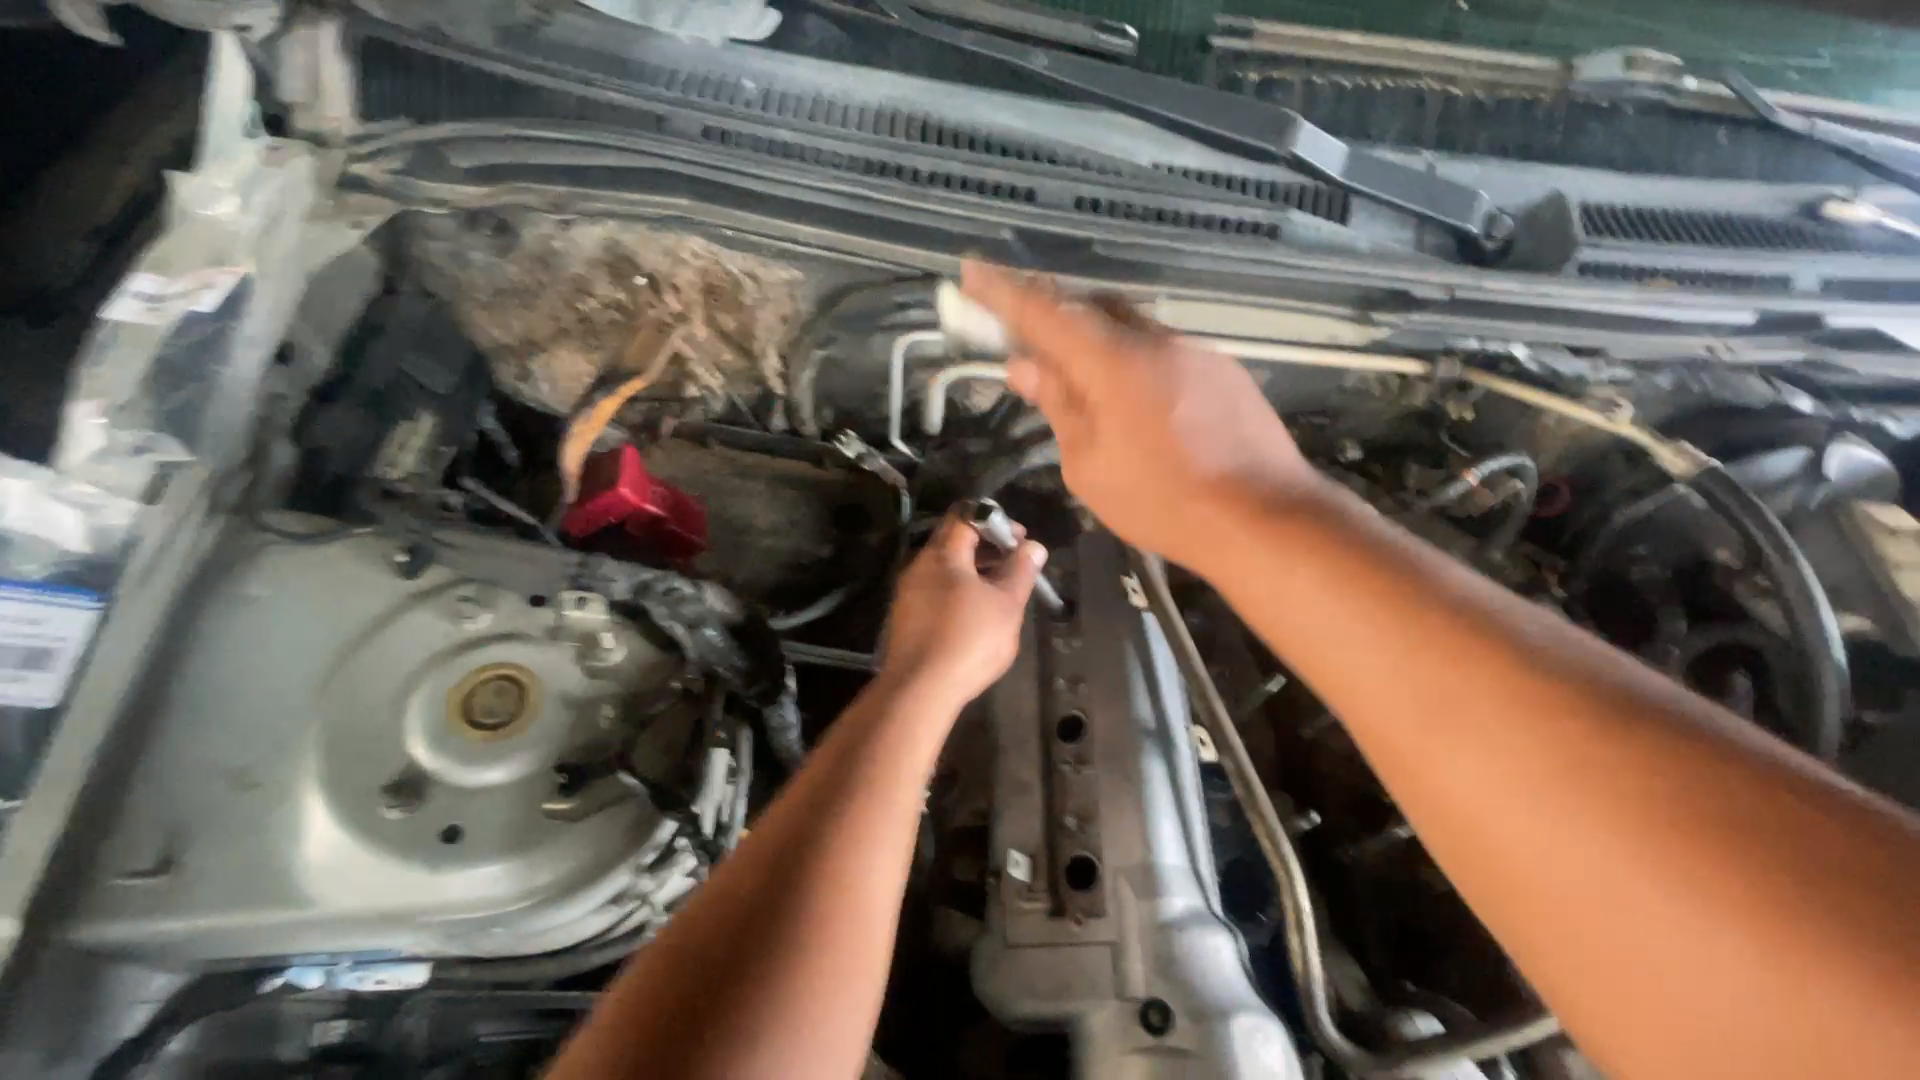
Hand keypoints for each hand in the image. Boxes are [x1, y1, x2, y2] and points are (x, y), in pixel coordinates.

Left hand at [879, 515, 1045, 710]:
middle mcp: (918, 566)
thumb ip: (1021, 571)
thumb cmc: (969, 641)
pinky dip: (958, 590)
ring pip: (944, 568)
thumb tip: (1034, 547)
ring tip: (1000, 590)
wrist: (919, 690)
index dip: (996, 521)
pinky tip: (975, 614)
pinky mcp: (905, 618)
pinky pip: (934, 591)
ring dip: (973, 570)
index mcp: (942, 555)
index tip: (1020, 540)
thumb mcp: (1006, 605)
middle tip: (1014, 563)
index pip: (966, 516)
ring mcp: (908, 593)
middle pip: (952, 540)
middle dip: (986, 546)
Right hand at [961, 261, 1322, 569]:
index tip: (971, 272)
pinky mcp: (1223, 371)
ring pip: (1130, 330)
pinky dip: (1132, 363)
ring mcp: (1196, 352)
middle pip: (1091, 308)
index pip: (1045, 312)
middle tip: (1026, 342)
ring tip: (1081, 386)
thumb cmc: (1164, 504)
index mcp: (1113, 363)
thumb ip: (1059, 407)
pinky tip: (1135, 406)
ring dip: (1095, 344)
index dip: (1003, 292)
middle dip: (1052, 316)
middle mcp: (1155, 341)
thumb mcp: (1090, 466)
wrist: (1265, 518)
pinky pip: (1162, 352)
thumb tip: (1027, 367)